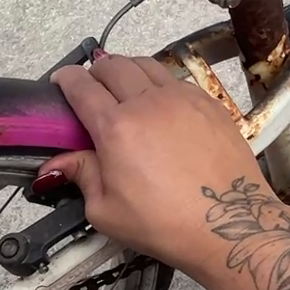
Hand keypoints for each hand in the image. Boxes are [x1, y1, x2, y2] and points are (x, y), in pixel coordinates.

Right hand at [42, 53, 270, 270]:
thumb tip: (60, 163)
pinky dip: (157, 83)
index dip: (66, 79)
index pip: (81, 87)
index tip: (61, 81)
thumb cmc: (166, 224)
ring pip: (145, 64)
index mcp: (116, 128)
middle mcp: (148, 104)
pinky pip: (175, 79)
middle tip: (89, 87)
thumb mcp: (105, 211)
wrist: (229, 225)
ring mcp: (182, 99)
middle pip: (113, 65)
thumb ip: (81, 175)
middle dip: (94, 71)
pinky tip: (157, 103)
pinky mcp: (208, 104)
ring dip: (126, 70)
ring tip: (121, 87)